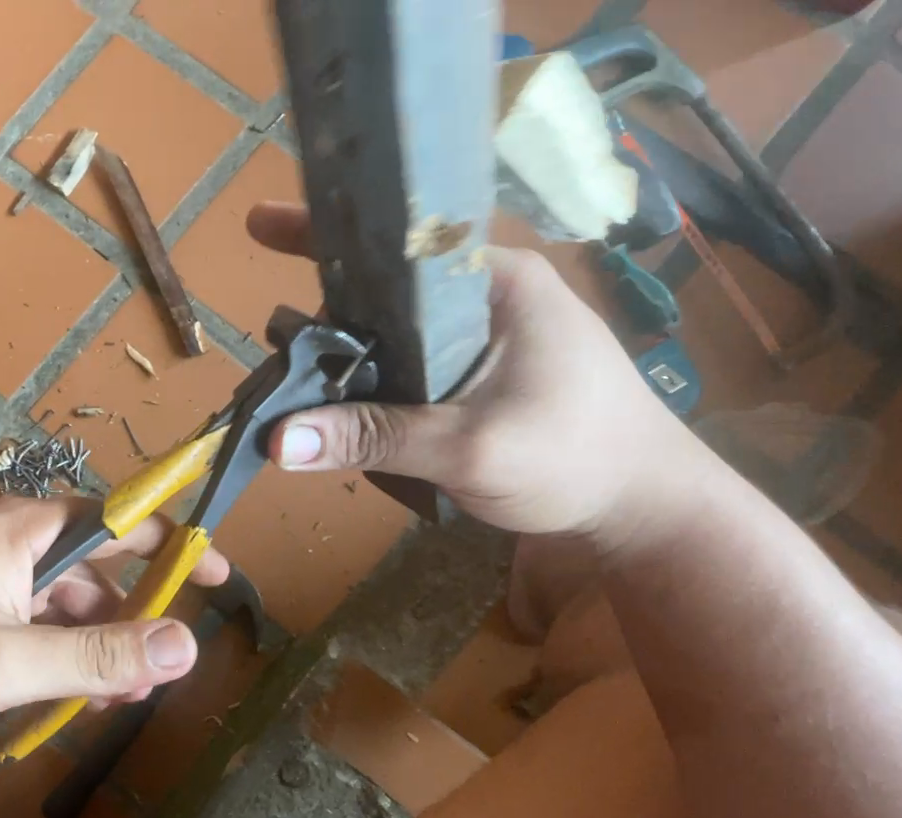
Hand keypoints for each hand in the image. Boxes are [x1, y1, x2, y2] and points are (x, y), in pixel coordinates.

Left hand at [0, 499, 230, 744]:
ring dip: (90, 648)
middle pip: (94, 570)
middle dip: (130, 620)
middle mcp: (7, 542)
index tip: (219, 577)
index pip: (121, 520)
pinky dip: (51, 656)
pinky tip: (59, 697)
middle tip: (153, 675)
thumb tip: (185, 644)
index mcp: (23, 531)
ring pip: (60, 605)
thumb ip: (95, 656)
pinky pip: (25, 624)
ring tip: (108, 700)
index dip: (176, 545)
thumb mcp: (4, 664)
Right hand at [246, 203, 711, 542]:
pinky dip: (362, 384)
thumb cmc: (576, 460)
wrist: (643, 508)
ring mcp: (476, 337)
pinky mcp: (469, 376)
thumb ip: (375, 439)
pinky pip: (399, 368)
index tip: (259, 225)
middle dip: (320, 315)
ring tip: (286, 388)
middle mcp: (481, 296)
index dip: (327, 235)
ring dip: (337, 358)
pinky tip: (333, 409)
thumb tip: (276, 440)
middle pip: (379, 290)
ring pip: (384, 334)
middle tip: (269, 351)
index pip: (397, 242)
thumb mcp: (469, 449)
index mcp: (494, 282)